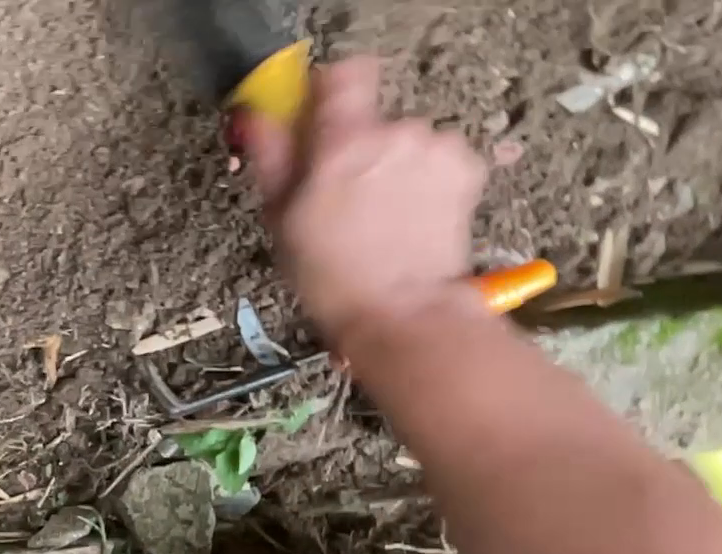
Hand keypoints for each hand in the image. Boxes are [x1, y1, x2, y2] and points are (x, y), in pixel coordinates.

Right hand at [246, 57, 489, 343]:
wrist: (398, 308)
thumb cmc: (331, 275)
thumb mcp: (281, 220)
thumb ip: (272, 159)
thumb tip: (257, 119)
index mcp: (343, 144)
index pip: (342, 75)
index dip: (325, 91)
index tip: (313, 116)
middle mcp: (395, 133)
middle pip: (367, 117)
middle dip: (350, 147)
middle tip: (332, 196)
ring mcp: (435, 147)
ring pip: (398, 140)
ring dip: (384, 166)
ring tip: (369, 215)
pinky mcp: (464, 165)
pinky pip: (430, 157)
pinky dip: (415, 179)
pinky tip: (399, 217)